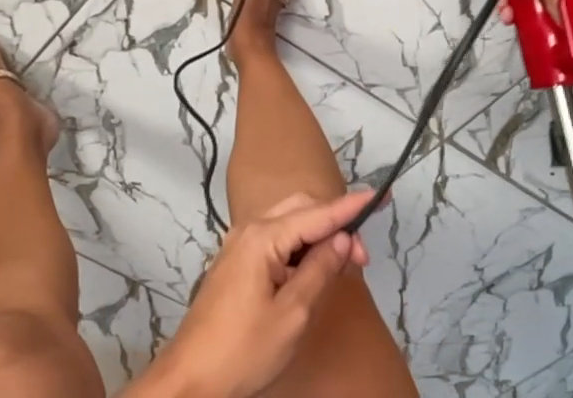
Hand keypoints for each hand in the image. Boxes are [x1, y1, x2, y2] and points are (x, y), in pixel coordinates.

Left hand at [138, 191, 374, 397]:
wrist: (191, 377)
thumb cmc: (243, 349)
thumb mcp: (292, 313)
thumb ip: (320, 270)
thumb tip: (343, 240)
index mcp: (263, 238)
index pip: (317, 213)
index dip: (351, 206)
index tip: (381, 194)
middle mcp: (249, 230)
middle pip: (302, 208)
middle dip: (336, 222)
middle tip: (363, 257)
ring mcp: (240, 245)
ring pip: (289, 221)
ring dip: (319, 235)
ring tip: (344, 263)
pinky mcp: (237, 262)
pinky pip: (276, 239)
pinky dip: (300, 246)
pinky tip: (314, 268)